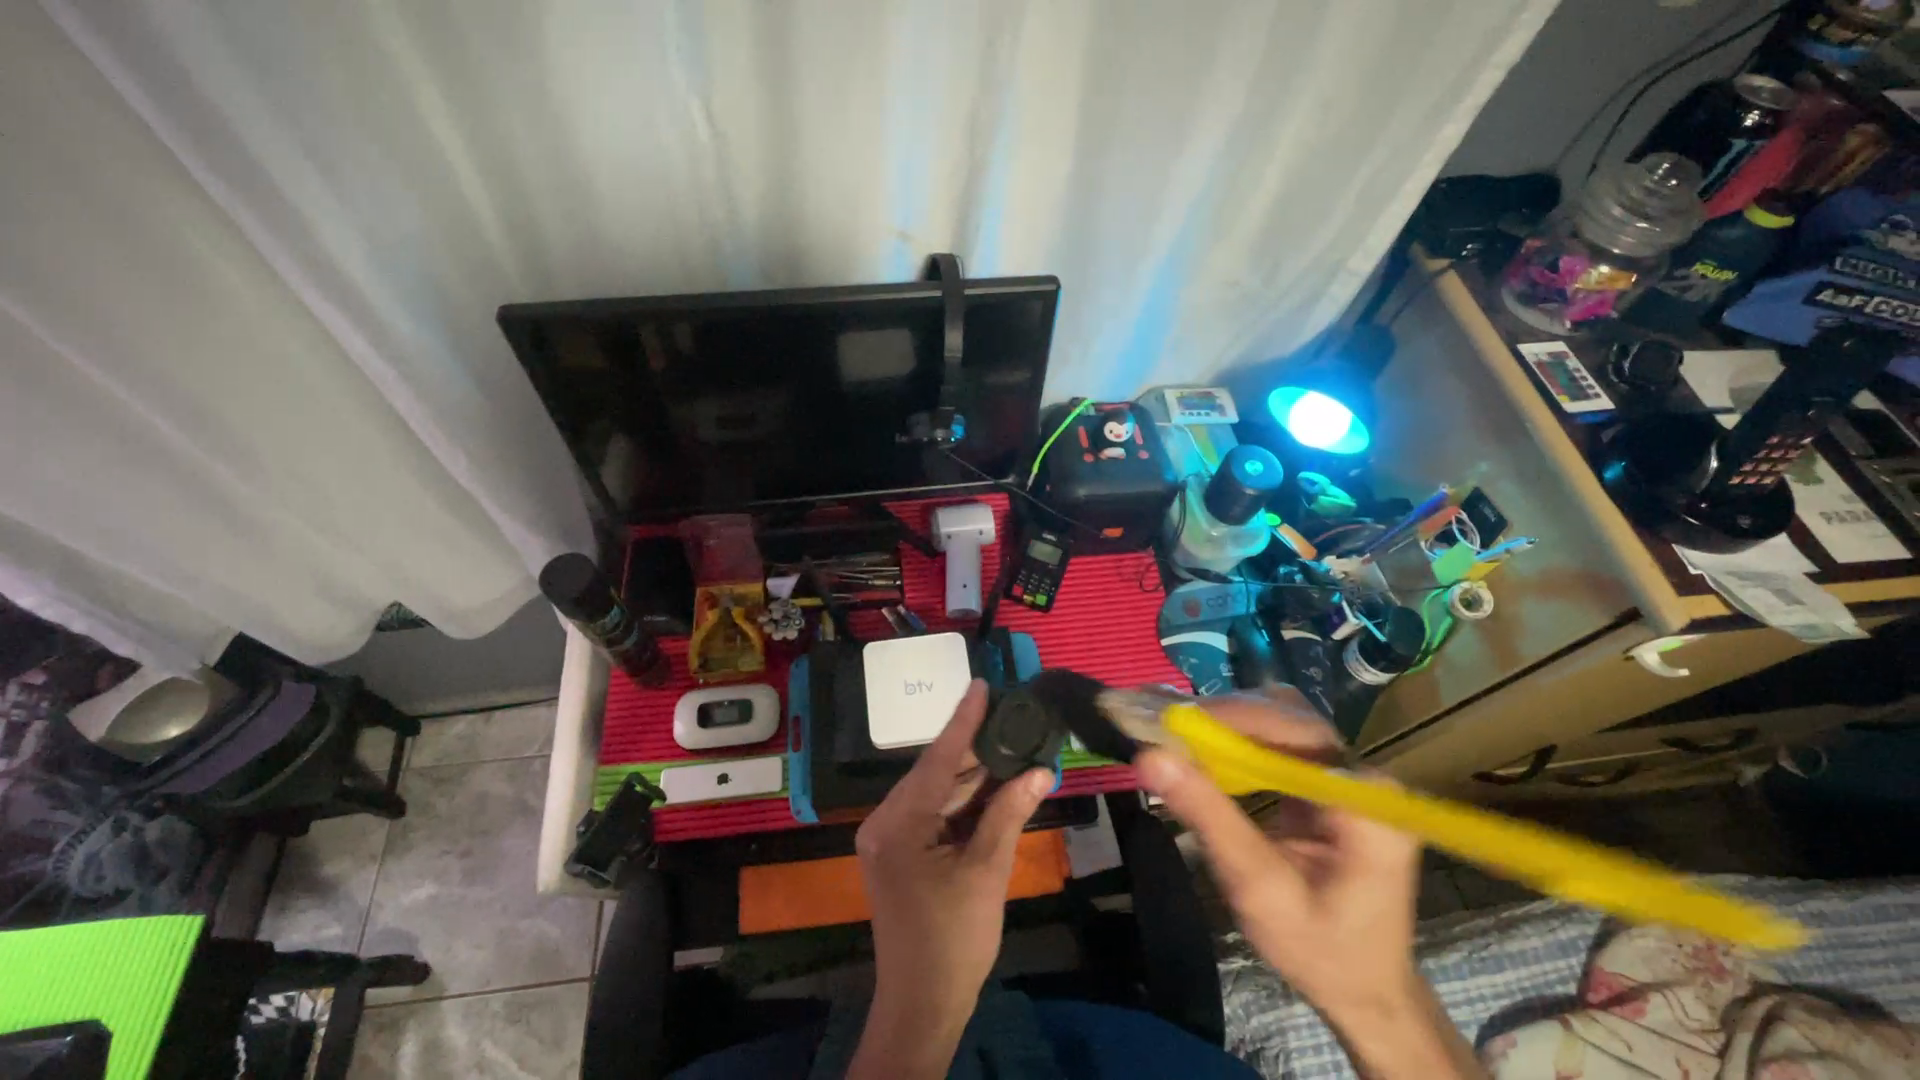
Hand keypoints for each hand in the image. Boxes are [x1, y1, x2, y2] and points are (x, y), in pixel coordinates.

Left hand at [849, 679, 1051, 1078]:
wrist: (924, 1002)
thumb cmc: (954, 939)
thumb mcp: (986, 871)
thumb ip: (1008, 814)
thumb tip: (1039, 771)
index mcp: (897, 824)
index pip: (937, 760)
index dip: (963, 722)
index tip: (981, 685)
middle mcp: (884, 823)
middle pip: (936, 774)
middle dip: (976, 750)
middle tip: (1013, 716)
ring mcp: (889, 839)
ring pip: (937, 794)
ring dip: (974, 777)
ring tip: (1012, 743)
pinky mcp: (900, 855)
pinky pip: (933, 815)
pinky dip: (964, 803)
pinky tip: (995, 785)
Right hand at [1136, 688, 1477, 1076]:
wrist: (1365, 987)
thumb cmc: (1318, 949)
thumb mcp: (1257, 889)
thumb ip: (1209, 817)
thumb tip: (1149, 756)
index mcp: (1365, 800)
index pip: (1296, 731)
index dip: (1232, 718)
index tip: (1170, 723)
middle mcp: (1365, 774)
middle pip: (1289, 717)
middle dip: (1223, 718)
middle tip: (1165, 732)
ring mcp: (1350, 775)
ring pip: (1282, 721)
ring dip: (1227, 726)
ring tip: (1176, 741)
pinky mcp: (1330, 781)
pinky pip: (1280, 742)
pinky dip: (1237, 742)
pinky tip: (1202, 757)